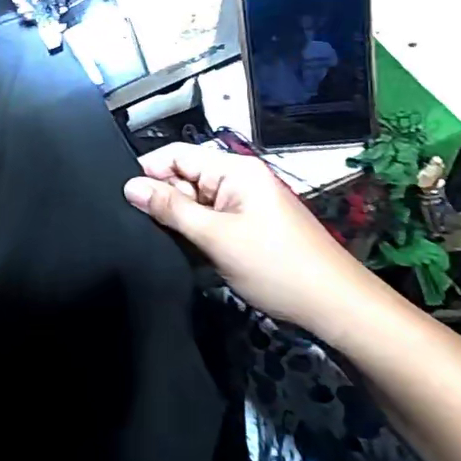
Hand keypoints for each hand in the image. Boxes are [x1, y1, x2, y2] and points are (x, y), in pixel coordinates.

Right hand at [124, 141, 373, 329]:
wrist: (334, 305)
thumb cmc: (278, 267)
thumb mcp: (216, 238)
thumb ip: (171, 210)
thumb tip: (131, 187)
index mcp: (234, 170)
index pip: (178, 154)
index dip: (149, 172)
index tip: (126, 199)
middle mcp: (239, 180)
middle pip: (185, 178)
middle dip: (165, 201)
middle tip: (150, 230)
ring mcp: (245, 204)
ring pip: (196, 203)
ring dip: (182, 221)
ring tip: (172, 244)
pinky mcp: (249, 227)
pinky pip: (211, 220)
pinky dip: (198, 234)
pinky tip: (192, 253)